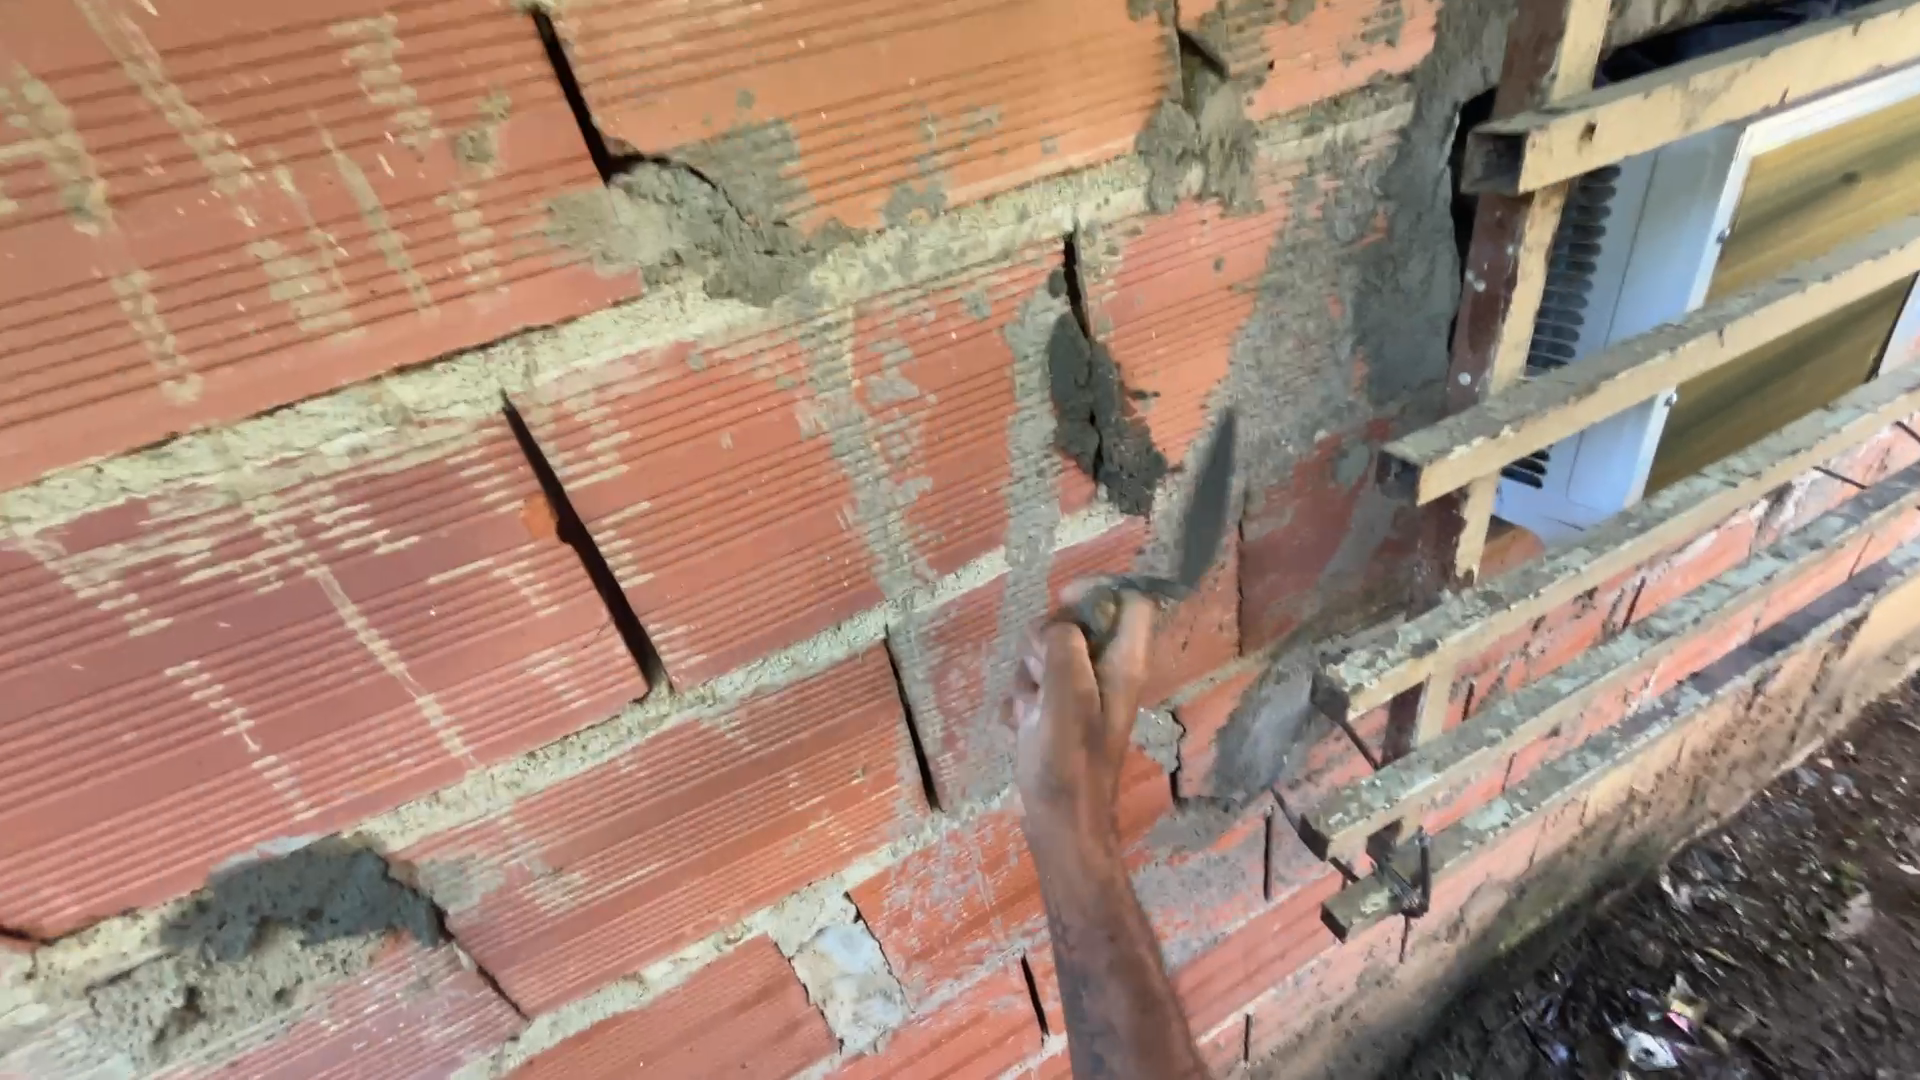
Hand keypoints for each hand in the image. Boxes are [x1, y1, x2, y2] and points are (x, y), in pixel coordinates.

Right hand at [1010, 584, 1156, 842]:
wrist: (1058, 823)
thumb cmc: (1068, 763)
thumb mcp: (1067, 696)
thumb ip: (1063, 648)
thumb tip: (1054, 631)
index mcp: (1123, 663)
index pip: (1132, 600)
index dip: (1099, 589)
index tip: (1063, 599)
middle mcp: (1107, 672)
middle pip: (1077, 622)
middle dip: (1045, 640)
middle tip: (1040, 673)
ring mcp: (1081, 693)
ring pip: (1047, 653)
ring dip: (1028, 674)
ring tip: (1029, 710)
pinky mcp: (1057, 712)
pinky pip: (1032, 684)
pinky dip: (1020, 700)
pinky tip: (1018, 725)